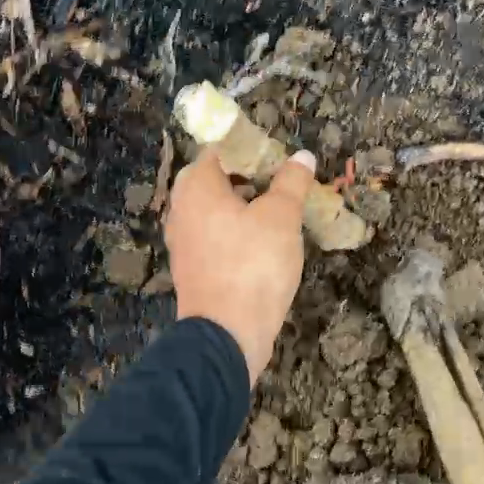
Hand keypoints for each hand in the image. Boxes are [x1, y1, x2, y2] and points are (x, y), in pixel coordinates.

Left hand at [164, 147, 315, 382]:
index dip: (250, 148)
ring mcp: (183, 242)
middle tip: (281, 183)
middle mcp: (181, 210)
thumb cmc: (253, 264)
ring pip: (215, 211)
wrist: (226, 335)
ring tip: (279, 212)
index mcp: (197, 187)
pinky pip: (215, 237)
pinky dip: (236, 233)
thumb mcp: (281, 217)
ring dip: (244, 207)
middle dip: (249, 178)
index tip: (279, 157)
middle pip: (215, 180)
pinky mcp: (192, 269)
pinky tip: (264, 244)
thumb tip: (302, 156)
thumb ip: (292, 182)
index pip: (219, 149)